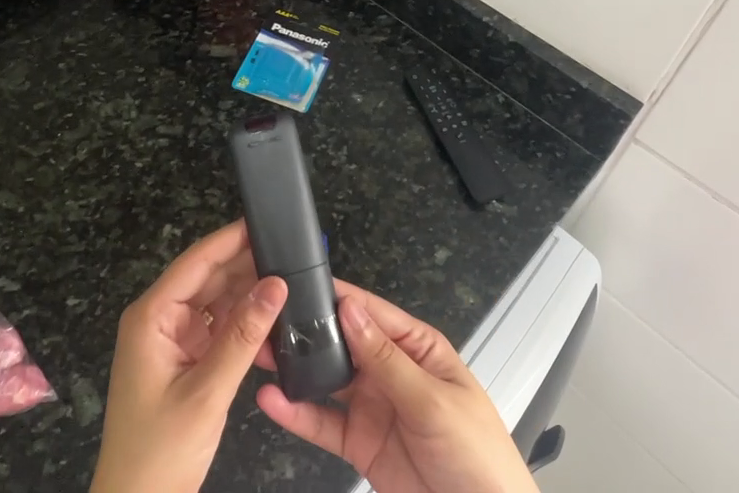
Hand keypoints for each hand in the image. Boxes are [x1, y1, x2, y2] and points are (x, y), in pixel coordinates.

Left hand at [92, 220, 288, 492]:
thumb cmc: (160, 449)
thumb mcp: (206, 391)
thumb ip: (243, 336)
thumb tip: (276, 286)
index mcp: (151, 316)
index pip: (195, 262)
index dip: (229, 240)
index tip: (264, 222)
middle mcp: (159, 319)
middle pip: (206, 278)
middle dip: (245, 266)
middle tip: (291, 255)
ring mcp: (171, 339)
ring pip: (215, 302)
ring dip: (247, 294)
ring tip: (289, 280)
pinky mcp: (184, 359)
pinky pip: (216, 327)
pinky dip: (242, 322)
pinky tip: (271, 316)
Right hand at [257, 280, 536, 492]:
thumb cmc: (477, 454)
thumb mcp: (433, 401)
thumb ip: (387, 360)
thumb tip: (351, 311)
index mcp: (417, 348)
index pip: (371, 314)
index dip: (338, 299)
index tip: (302, 286)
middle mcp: (391, 370)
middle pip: (343, 343)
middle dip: (308, 331)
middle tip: (270, 320)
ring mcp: (373, 406)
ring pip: (327, 379)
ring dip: (296, 368)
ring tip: (261, 354)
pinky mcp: (359, 442)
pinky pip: (323, 422)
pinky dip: (297, 412)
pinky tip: (274, 401)